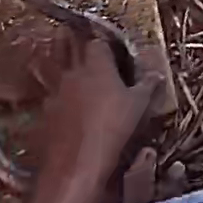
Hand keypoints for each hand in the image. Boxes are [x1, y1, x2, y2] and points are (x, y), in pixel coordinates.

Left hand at [36, 36, 159, 192]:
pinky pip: (46, 94)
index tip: (111, 51)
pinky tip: (56, 102)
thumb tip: (158, 74)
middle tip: (75, 37)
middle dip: (71, 41)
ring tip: (59, 60)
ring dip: (54, 61)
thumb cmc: (112, 129)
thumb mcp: (138, 107)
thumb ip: (147, 87)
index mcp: (97, 64)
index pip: (98, 43)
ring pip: (50, 66)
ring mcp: (55, 91)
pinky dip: (50, 94)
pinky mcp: (44, 112)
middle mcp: (73, 72)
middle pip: (67, 45)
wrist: (76, 165)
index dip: (104, 44)